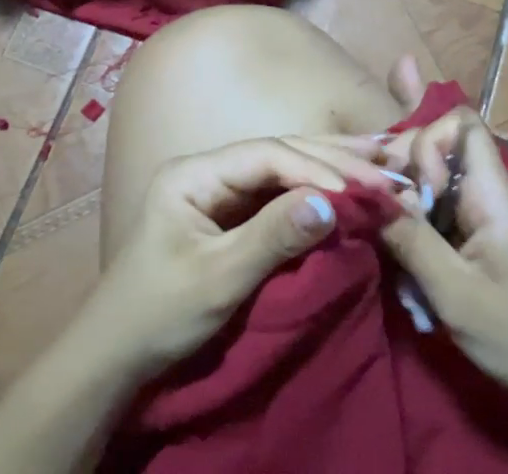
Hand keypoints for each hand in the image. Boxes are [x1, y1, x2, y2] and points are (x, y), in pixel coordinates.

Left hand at [82, 134, 405, 374]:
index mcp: (193, 174)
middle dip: (334, 159)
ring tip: (383, 157)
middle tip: (390, 163)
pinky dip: (317, 189)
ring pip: (284, 169)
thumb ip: (273, 237)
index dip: (316, 168)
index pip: (266, 156)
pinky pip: (280, 193)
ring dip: (332, 166)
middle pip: (279, 152)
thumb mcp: (218, 278)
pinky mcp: (232, 216)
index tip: (361, 189)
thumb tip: (334, 201)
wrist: (117, 355)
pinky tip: (349, 182)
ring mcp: (220, 192)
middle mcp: (208, 171)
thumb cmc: (160, 314)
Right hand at [378, 109, 507, 405]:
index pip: (462, 124)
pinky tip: (412, 276)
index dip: (426, 141)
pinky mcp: (479, 243)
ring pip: (432, 188)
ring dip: (406, 216)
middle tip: (387, 222)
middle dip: (403, 179)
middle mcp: (488, 195)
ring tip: (396, 255)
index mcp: (493, 194)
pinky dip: (418, 238)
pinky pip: (438, 219)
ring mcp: (484, 219)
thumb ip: (410, 240)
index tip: (413, 189)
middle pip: (437, 152)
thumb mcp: (456, 294)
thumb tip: (366, 194)